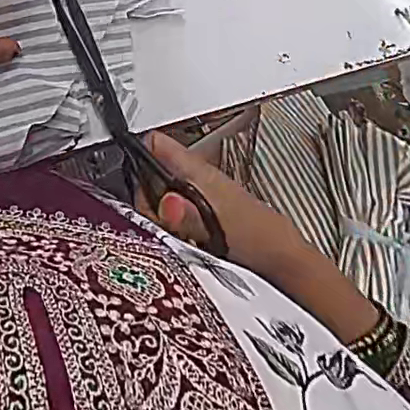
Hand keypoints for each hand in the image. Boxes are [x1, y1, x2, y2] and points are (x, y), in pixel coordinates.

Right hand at [140, 130, 382, 342]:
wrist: (284, 264)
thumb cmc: (260, 236)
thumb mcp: (219, 226)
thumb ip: (190, 215)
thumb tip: (166, 203)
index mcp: (197, 171)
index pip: (155, 145)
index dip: (136, 154)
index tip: (126, 179)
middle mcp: (192, 182)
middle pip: (149, 180)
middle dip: (143, 201)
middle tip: (152, 224)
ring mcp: (193, 202)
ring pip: (157, 203)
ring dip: (155, 220)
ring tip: (169, 239)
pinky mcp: (195, 223)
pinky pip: (167, 222)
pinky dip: (165, 233)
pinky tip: (176, 247)